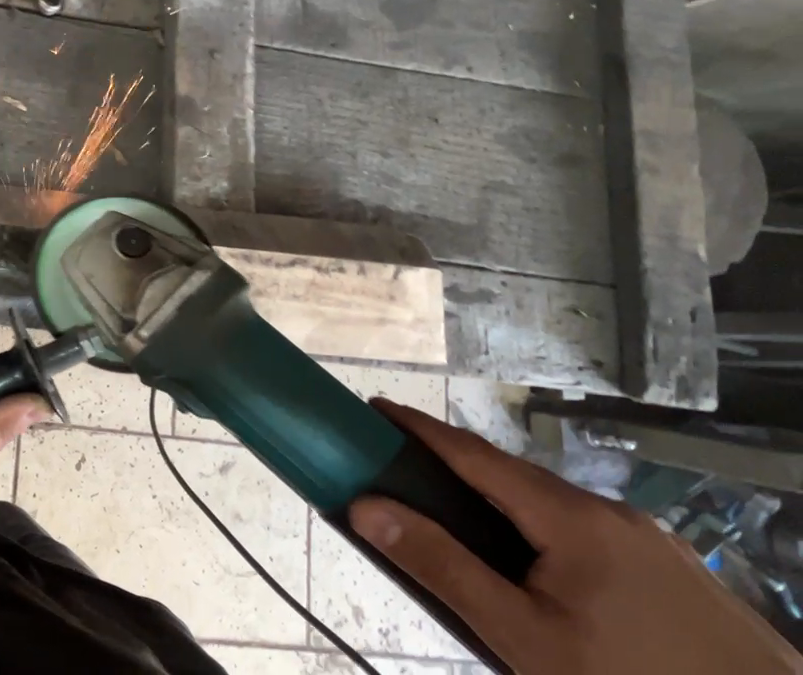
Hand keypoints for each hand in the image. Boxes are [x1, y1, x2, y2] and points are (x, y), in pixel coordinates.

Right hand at [351, 399, 801, 674]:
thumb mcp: (523, 637)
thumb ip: (442, 567)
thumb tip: (364, 506)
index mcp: (573, 518)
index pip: (476, 454)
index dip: (420, 427)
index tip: (372, 407)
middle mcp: (613, 514)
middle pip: (514, 476)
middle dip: (452, 464)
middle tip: (399, 470)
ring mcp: (653, 543)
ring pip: (553, 507)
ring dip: (497, 501)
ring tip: (457, 522)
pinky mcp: (678, 574)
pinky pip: (588, 533)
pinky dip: (539, 529)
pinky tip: (534, 567)